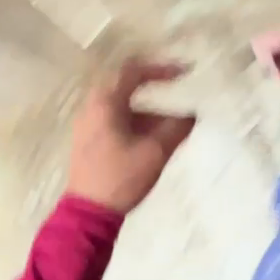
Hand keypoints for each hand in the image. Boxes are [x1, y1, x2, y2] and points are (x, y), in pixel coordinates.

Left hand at [65, 59, 197, 213]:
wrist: (88, 211)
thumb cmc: (120, 177)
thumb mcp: (154, 152)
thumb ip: (176, 128)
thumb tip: (191, 115)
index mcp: (105, 102)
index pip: (133, 71)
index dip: (161, 68)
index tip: (185, 73)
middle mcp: (92, 106)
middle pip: (126, 86)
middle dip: (154, 88)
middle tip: (176, 90)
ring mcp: (88, 123)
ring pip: (122, 106)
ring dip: (148, 111)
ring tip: (173, 126)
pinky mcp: (89, 139)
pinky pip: (116, 120)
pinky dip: (137, 123)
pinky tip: (154, 140)